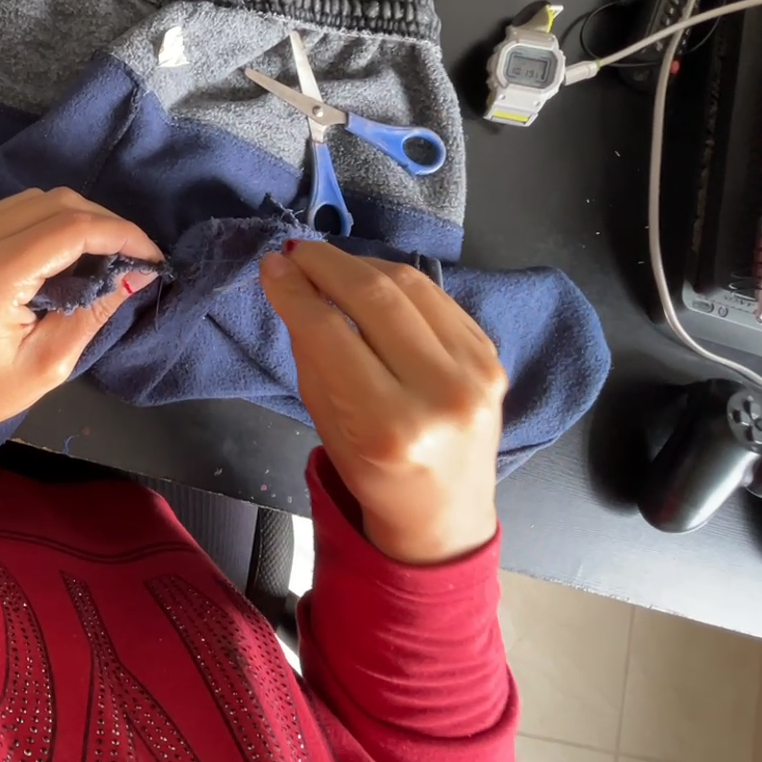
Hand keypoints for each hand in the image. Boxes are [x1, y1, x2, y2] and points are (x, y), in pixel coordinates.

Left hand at [0, 188, 163, 457]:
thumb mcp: (48, 365)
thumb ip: (93, 310)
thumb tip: (138, 273)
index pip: (71, 229)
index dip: (121, 234)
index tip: (152, 257)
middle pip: (56, 203)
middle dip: (105, 223)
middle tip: (134, 257)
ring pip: (35, 200)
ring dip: (78, 218)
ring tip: (107, 254)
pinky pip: (14, 211)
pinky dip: (49, 221)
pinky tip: (68, 251)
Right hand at [259, 241, 504, 564]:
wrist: (444, 509)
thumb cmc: (371, 471)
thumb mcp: (323, 417)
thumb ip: (310, 348)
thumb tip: (289, 280)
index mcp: (388, 424)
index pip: (330, 333)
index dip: (295, 291)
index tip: (270, 266)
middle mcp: (440, 392)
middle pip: (375, 298)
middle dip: (326, 264)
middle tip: (295, 251)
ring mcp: (476, 370)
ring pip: (409, 285)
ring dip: (359, 264)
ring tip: (325, 262)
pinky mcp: (491, 354)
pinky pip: (435, 295)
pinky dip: (393, 279)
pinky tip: (366, 279)